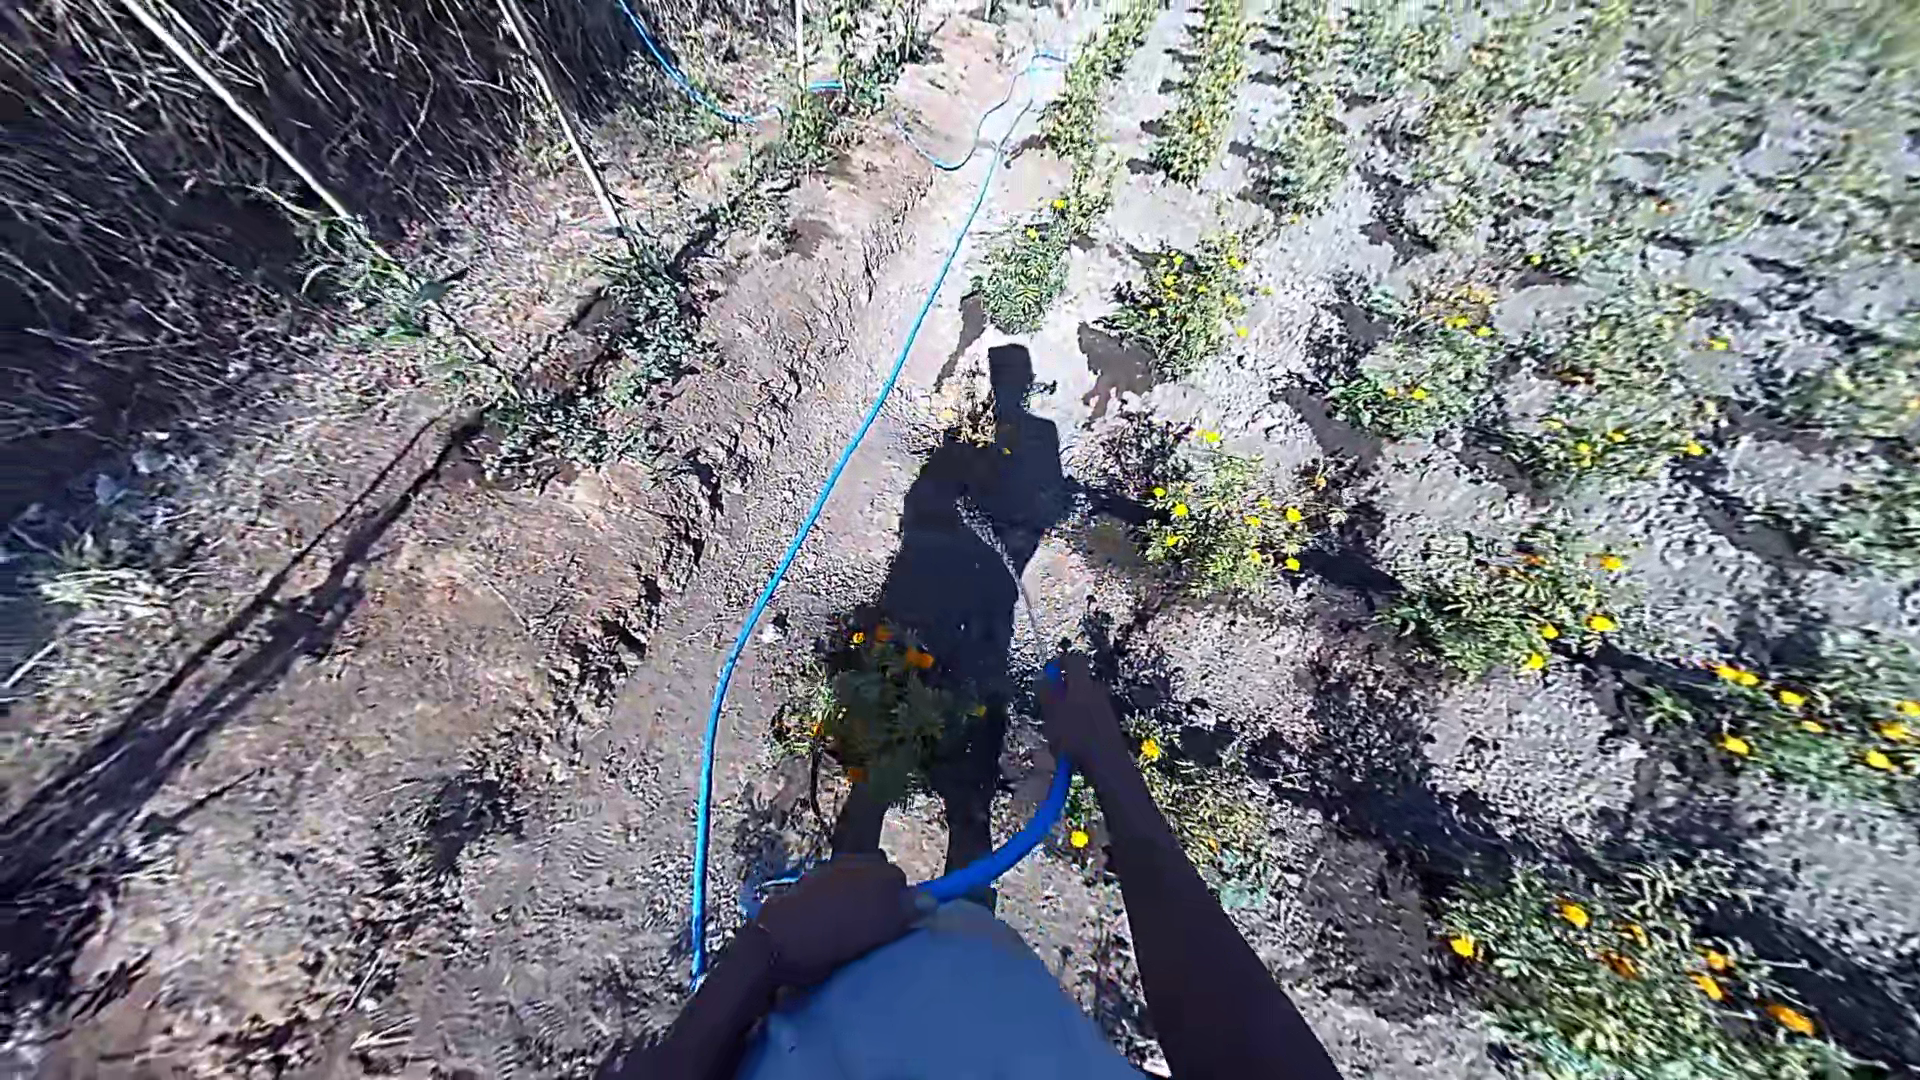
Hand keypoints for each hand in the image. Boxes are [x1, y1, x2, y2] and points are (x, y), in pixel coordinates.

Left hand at [754, 855, 927, 986]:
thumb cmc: (831, 935)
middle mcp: (853, 861)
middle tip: (876, 928)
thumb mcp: (877, 928)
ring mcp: (828, 869)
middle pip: (879, 876)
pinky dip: (836, 902)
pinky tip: (830, 924)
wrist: (776, 939)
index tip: (896, 926)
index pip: (900, 879)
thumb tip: (931, 900)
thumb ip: (906, 909)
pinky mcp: (807, 882)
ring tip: (852, 928)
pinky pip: (833, 888)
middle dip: (881, 897)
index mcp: (873, 867)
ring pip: (856, 881)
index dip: (902, 903)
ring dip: (858, 899)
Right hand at [1039, 652, 1131, 782]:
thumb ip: (1046, 693)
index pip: (1072, 660)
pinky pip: (1088, 716)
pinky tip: (1068, 743)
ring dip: (1067, 711)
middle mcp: (1096, 691)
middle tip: (1047, 706)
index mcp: (1082, 684)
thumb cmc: (1076, 736)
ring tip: (1055, 731)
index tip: (1048, 672)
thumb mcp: (1052, 714)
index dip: (1059, 662)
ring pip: (1080, 701)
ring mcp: (1104, 706)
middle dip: (1060, 692)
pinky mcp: (1107, 722)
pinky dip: (1077, 723)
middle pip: (1076, 682)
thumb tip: (1042, 678)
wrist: (1106, 763)